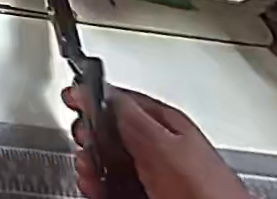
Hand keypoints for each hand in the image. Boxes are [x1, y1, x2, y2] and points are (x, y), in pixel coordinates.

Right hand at [63, 86, 252, 198]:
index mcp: (167, 125)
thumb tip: (96, 89)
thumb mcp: (159, 140)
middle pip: (110, 132)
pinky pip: (115, 185)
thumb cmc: (205, 192)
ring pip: (109, 160)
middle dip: (88, 136)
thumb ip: (126, 111)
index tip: (71, 99)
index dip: (91, 97)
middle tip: (83, 143)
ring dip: (90, 163)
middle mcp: (161, 149)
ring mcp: (158, 177)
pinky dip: (99, 185)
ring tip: (89, 172)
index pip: (119, 99)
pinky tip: (96, 187)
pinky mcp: (152, 197)